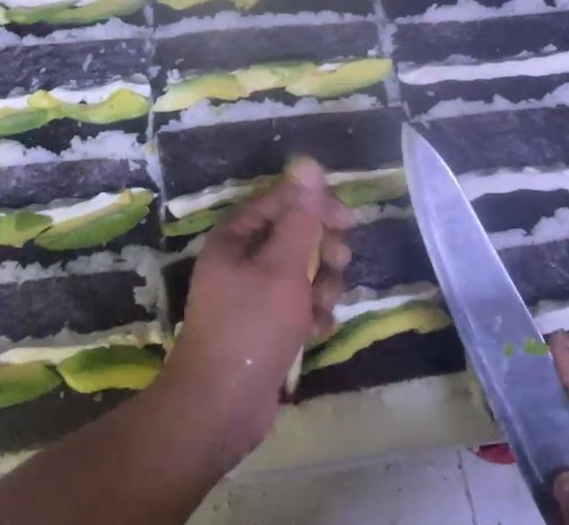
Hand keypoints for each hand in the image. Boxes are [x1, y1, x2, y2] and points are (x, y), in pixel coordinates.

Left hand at [154, 158, 354, 467]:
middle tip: (336, 267)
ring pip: (303, 273)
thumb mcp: (282, 267)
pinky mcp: (266, 326)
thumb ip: (300, 217)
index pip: (283, 201)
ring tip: (320, 310)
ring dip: (321, 287)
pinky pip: (299, 306)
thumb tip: (308, 163)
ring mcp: (253, 294)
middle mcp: (242, 259)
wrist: (220, 406)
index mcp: (236, 236)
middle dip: (322, 251)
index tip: (349, 222)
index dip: (317, 205)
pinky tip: (315, 334)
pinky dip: (312, 316)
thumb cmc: (250, 327)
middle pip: (296, 236)